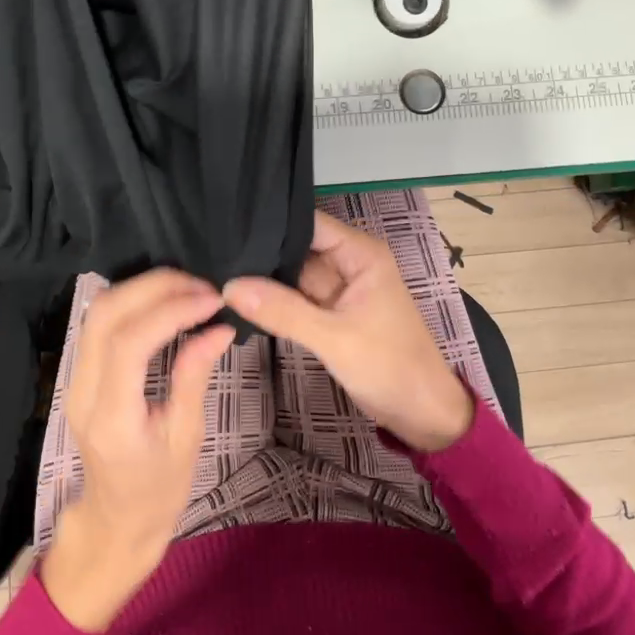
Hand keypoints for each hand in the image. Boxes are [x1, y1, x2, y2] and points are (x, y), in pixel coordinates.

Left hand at [40, 270, 233, 631]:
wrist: (117, 518)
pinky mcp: (79, 372)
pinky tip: (166, 301)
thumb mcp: (187, 437)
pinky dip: (133, 301)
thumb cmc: (159, 488)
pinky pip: (99, 321)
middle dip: (156, 287)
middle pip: (105, 314)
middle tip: (203, 288)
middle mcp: (83, 393)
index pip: (129, 344)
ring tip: (189, 290)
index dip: (170, 311)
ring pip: (97, 311)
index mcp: (112, 419)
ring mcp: (73, 380)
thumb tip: (219, 327)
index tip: (212, 301)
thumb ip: (194, 377)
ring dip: (143, 289)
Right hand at [223, 211, 473, 452]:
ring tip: (216, 268)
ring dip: (262, 275)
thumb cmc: (389, 366)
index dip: (271, 221)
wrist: (421, 413)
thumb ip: (282, 311)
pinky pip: (295, 296)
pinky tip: (237, 293)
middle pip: (296, 245)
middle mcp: (348, 262)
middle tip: (212, 252)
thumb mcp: (333, 338)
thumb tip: (229, 286)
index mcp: (361, 253)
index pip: (308, 222)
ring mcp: (338, 288)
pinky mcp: (329, 312)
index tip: (226, 223)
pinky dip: (272, 297)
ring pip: (292, 272)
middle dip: (260, 250)